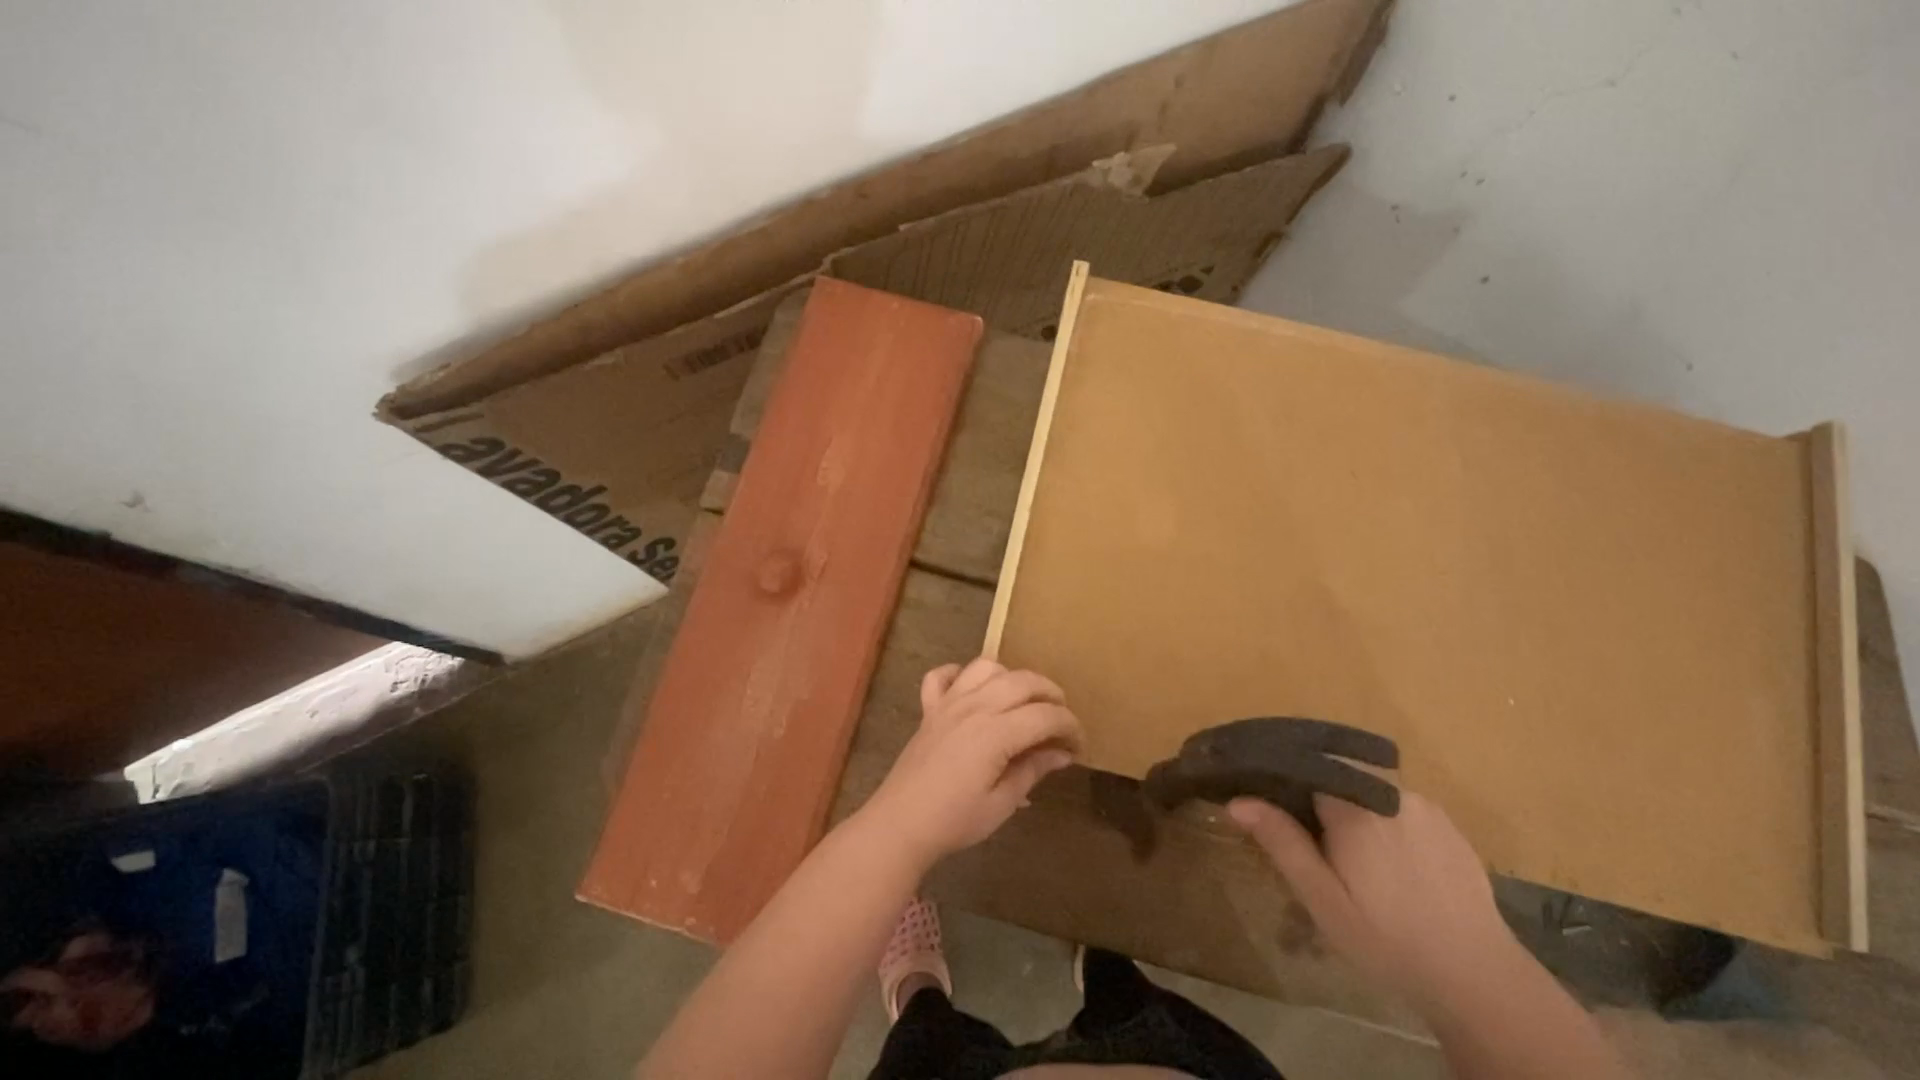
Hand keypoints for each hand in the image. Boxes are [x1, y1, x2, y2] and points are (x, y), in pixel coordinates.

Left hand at [858, 658, 1083, 867]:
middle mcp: (974, 707)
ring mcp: (948, 704)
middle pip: (1023, 681)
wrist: (899, 824)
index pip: (1045, 715)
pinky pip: (941, 676)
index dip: (1070, 727)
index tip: (1078, 746)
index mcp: (996, 733)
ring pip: (986, 667)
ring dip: (1011, 677)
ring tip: (1022, 701)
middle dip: (1051, 694)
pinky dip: (959, 674)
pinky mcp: (928, 710)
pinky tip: (971, 690)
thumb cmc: (954, 821)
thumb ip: (1033, 771)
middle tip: (1061, 721)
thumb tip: (1062, 754)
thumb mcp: (1002, 803)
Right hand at [1229, 791, 1518, 1012]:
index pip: (1304, 772)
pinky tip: (1391, 869)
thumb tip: (1238, 801)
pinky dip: (1386, 828)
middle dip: (1320, 808)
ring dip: (1355, 817)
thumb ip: (1282, 842)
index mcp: (1354, 808)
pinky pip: (1402, 811)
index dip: (1283, 789)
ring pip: (1370, 796)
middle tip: (1314, 853)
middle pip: (1338, 782)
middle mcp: (1390, 794)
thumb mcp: (1322, 898)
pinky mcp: (1450, 826)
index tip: (1270, 813)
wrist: (1475, 974)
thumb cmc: (1386, 939)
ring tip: (1355, 866)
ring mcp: (1425, 808)